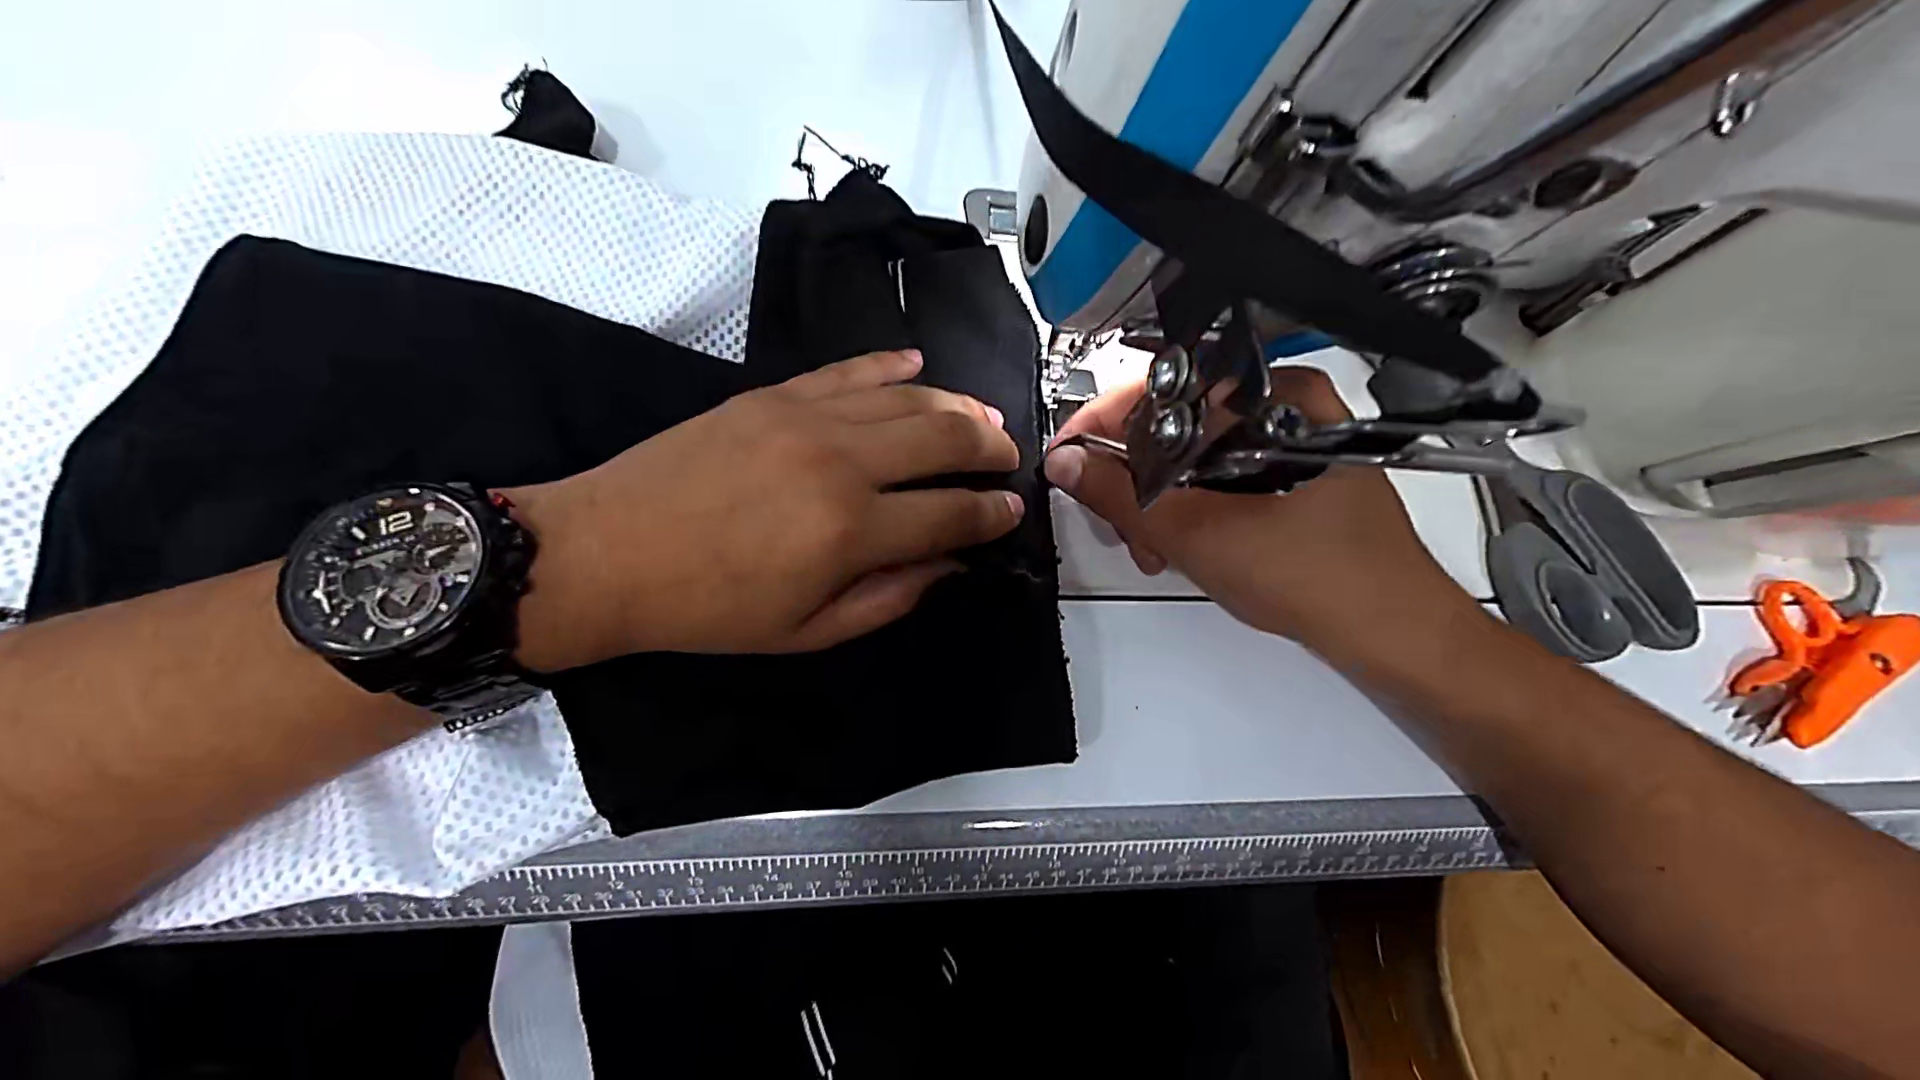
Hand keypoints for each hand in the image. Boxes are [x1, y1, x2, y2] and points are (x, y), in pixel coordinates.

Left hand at [510, 349, 1023, 666]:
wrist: (607, 552)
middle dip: (992, 446)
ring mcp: (807, 417)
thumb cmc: (710, 609)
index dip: (992, 513)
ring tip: (983, 416)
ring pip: (910, 396)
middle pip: (946, 437)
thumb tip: (949, 564)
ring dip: (958, 404)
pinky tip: (919, 365)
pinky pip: (850, 370)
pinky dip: (892, 366)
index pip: (952, 513)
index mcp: (851, 532)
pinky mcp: (774, 394)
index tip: (1012, 511)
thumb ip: (891, 597)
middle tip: (1010, 457)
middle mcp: (842, 463)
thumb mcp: (808, 632)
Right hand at [1044, 366, 1474, 656]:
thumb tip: (1069, 463)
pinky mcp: (1289, 474)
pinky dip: (1189, 507)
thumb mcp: (1196, 533)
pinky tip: (1179, 544)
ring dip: (1157, 501)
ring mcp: (1290, 442)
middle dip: (1133, 478)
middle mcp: (1286, 409)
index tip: (1071, 453)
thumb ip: (1121, 495)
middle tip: (1114, 520)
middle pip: (1174, 426)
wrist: (1388, 631)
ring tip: (1152, 546)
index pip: (1167, 392)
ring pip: (1191, 456)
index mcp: (1276, 398)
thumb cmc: (1319, 578)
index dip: (1106, 424)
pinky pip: (1217, 476)